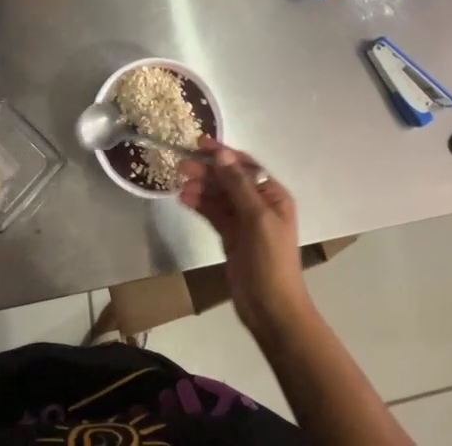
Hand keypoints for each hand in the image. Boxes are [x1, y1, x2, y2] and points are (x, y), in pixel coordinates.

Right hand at [178, 140, 310, 334]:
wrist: (271, 308)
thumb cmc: (270, 260)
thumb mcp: (257, 218)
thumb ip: (238, 185)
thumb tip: (222, 153)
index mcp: (273, 195)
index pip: (245, 166)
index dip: (224, 154)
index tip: (200, 143)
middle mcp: (259, 204)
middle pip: (229, 180)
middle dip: (208, 171)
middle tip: (181, 166)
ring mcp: (244, 221)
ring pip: (219, 196)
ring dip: (201, 187)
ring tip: (179, 182)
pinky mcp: (230, 237)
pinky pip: (214, 214)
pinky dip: (200, 205)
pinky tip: (184, 199)